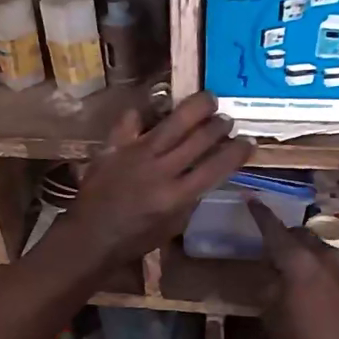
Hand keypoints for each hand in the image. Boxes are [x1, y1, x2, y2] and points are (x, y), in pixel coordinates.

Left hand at [61, 92, 253, 268]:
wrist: (90, 237)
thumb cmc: (135, 239)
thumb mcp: (172, 227)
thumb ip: (190, 199)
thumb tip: (205, 175)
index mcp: (177, 196)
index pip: (217, 167)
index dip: (238, 151)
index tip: (248, 141)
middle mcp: (161, 170)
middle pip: (200, 138)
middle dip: (220, 125)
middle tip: (227, 119)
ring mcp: (136, 153)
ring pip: (173, 121)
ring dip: (196, 107)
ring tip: (208, 99)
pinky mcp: (114, 146)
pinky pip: (132, 119)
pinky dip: (145, 112)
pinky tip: (155, 108)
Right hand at [248, 199, 338, 338]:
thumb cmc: (309, 335)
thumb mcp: (275, 317)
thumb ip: (269, 291)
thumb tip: (271, 279)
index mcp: (296, 258)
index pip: (273, 228)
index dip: (260, 214)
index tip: (251, 198)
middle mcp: (319, 252)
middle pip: (295, 233)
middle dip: (281, 238)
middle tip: (268, 255)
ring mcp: (338, 262)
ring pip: (312, 245)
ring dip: (298, 250)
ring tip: (288, 272)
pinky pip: (324, 259)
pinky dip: (312, 263)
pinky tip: (307, 285)